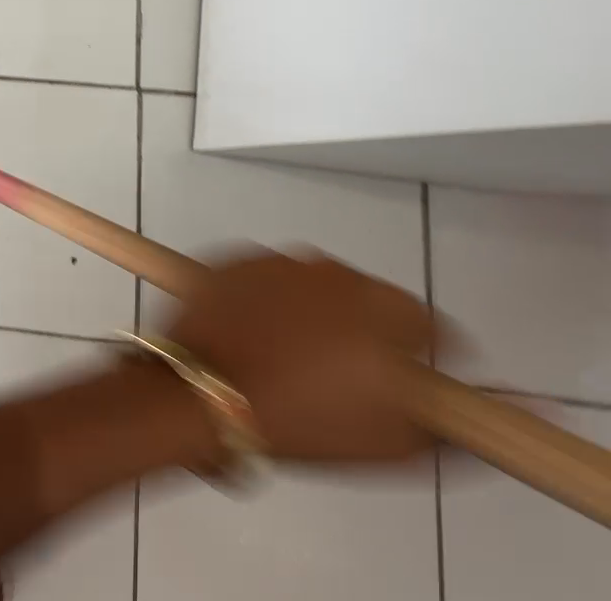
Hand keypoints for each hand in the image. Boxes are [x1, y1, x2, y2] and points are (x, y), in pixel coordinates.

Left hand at [164, 250, 442, 463]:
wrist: (198, 393)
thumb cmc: (298, 418)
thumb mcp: (397, 442)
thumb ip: (459, 421)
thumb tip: (504, 405)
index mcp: (386, 307)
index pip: (431, 328)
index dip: (416, 361)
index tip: (396, 385)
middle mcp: (332, 271)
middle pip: (368, 301)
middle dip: (362, 331)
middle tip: (335, 374)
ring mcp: (273, 260)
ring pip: (312, 287)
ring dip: (310, 311)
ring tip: (286, 355)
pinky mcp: (225, 260)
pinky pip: (261, 279)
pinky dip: (262, 299)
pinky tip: (250, 333)